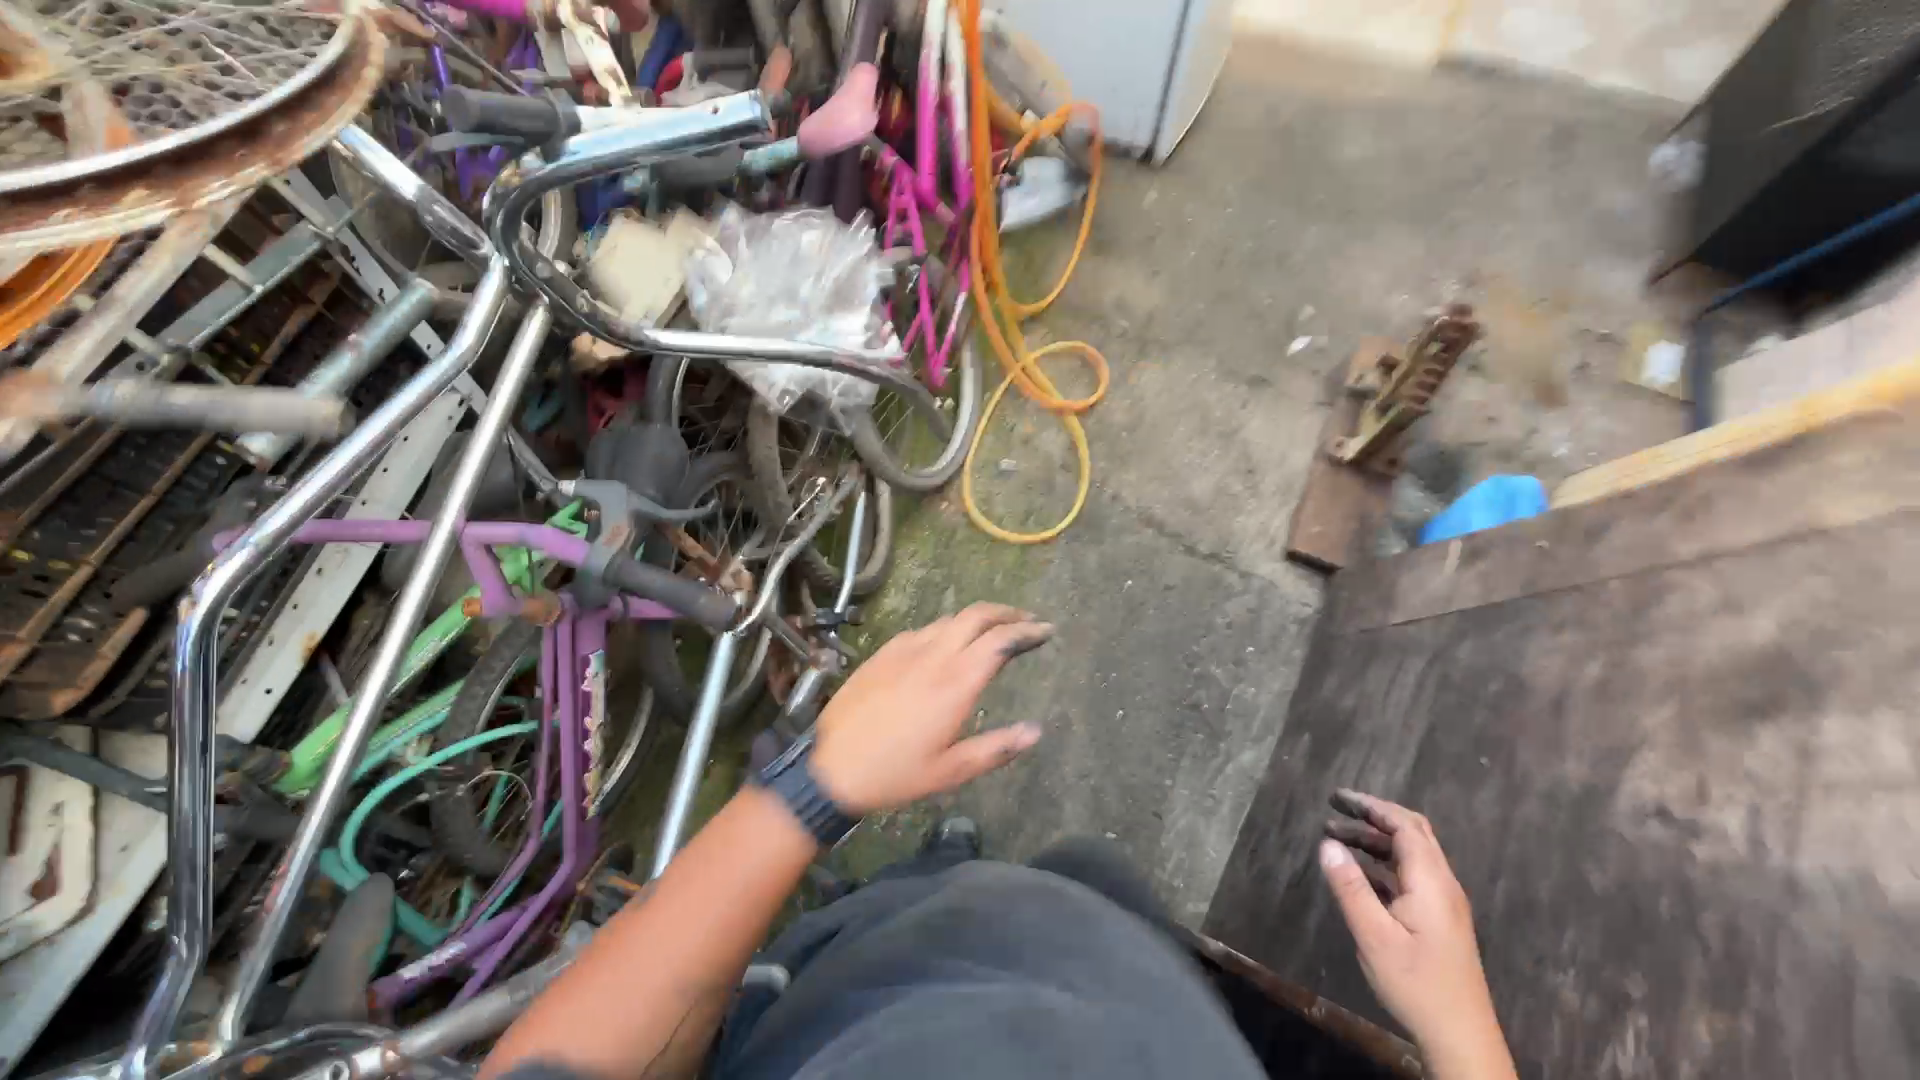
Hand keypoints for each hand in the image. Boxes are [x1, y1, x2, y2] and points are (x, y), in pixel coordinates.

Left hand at [809, 603, 1051, 815]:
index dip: (1028, 631)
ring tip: (991, 633)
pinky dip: (945, 630)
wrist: (829, 767)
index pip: (1000, 640)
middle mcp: (932, 656)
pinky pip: (922, 631)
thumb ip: (997, 748)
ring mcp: (904, 650)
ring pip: (949, 620)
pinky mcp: (882, 653)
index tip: (1047, 631)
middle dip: (1007, 613)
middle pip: (977, 615)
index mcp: (955, 683)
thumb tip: (1035, 731)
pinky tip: (946, 647)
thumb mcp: (951, 771)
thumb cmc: (895, 774)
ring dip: (976, 620)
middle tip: (1026, 623)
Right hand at [1318, 789, 1516, 1079]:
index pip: (1404, 826)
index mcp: (1431, 882)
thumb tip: (1327, 843)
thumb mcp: (1374, 936)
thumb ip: (1350, 887)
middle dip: (1373, 816)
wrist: (1461, 1036)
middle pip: (1412, 834)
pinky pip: (1410, 876)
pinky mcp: (1439, 920)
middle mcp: (1442, 885)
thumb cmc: (1416, 983)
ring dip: (1376, 840)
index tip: (1336, 798)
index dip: (1371, 806)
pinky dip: (1382, 863)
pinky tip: (1357, 873)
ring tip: (1336, 838)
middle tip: (1334, 810)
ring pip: (1411, 855)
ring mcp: (1443, 903)